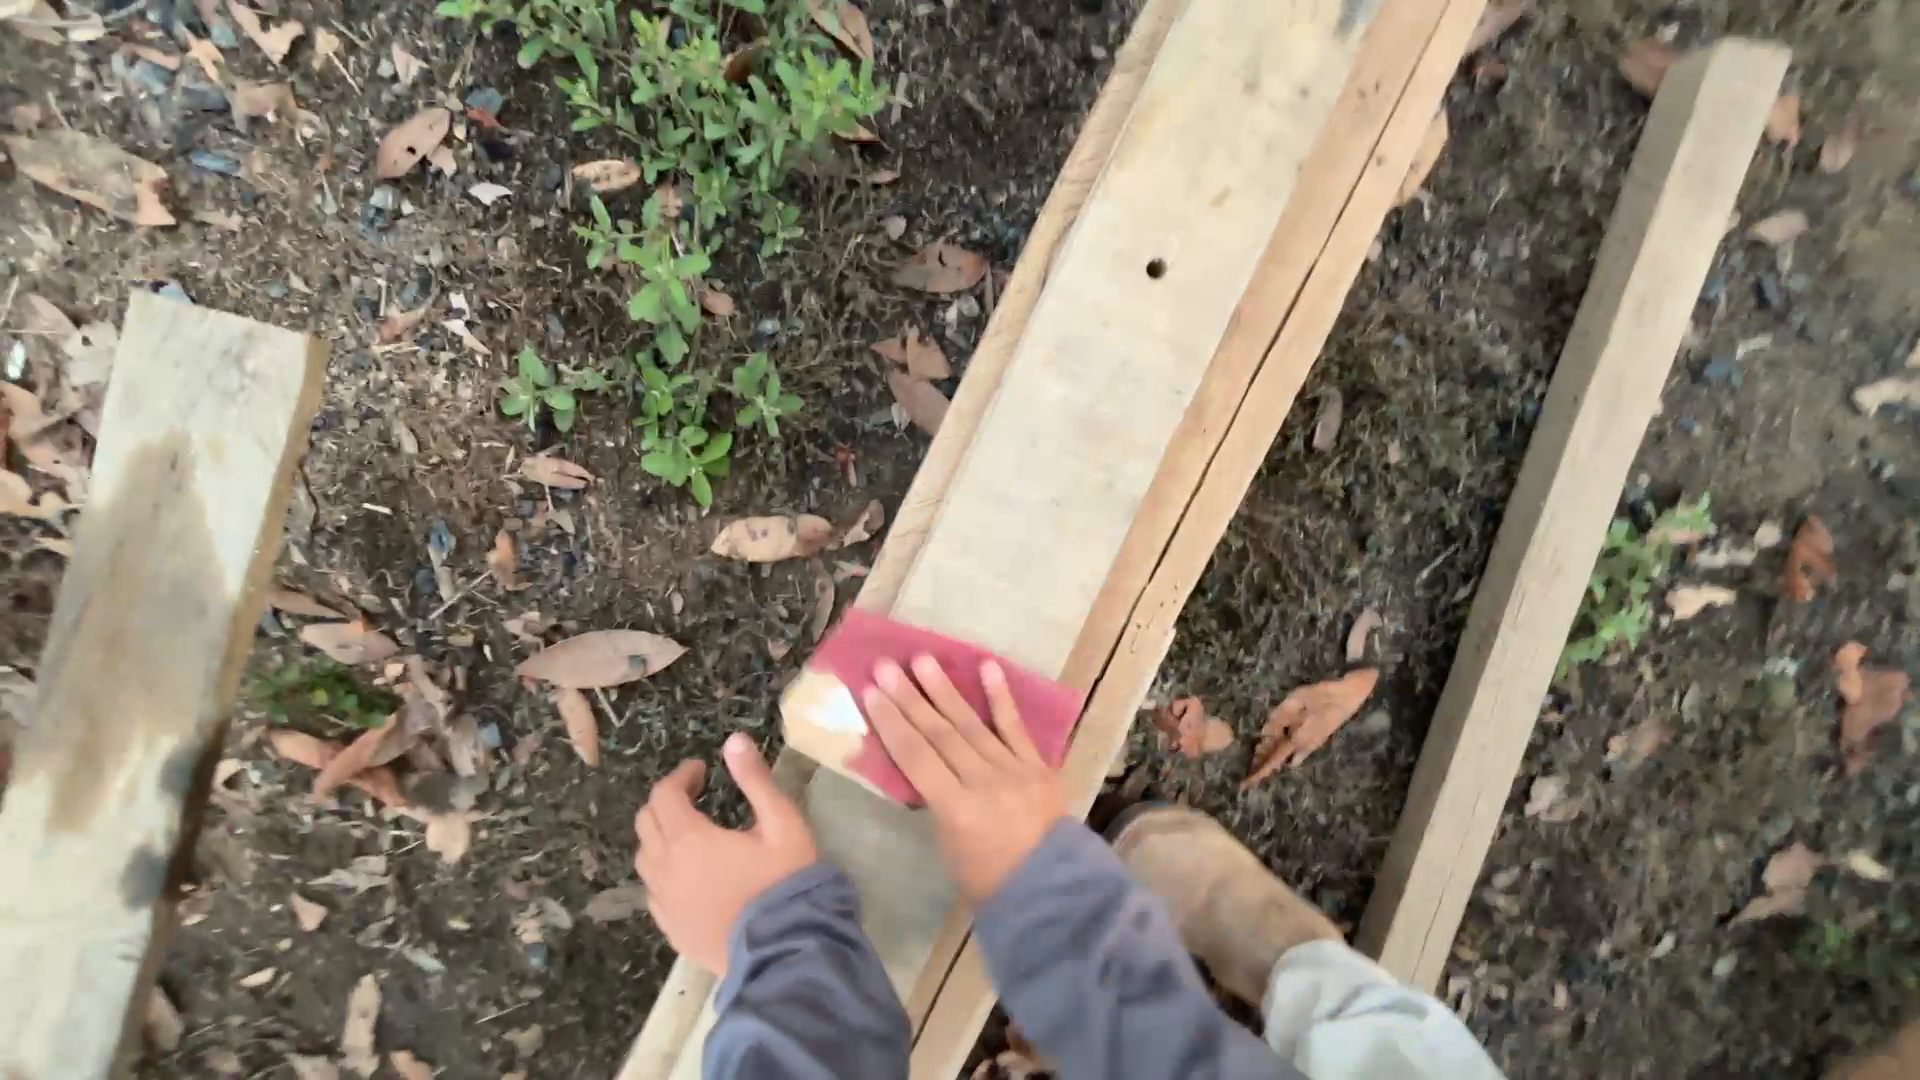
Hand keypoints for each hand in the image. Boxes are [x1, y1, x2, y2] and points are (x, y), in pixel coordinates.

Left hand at [634, 732, 818, 975]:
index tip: (703, 770)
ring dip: (662, 835)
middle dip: (668, 800)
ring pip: (646, 857)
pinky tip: (691, 873)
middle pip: (647, 822)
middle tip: (696, 793)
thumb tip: (734, 740)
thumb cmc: (784, 880)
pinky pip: (655, 890)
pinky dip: (665, 869)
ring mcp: (664, 903)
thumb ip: (755, 779)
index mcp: (689, 839)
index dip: (681, 776)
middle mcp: (666, 869)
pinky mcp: (671, 929)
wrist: (783, 951)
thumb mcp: (781, 822)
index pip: (665, 794)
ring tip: (691, 831)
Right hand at [863, 655, 1066, 904]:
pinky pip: (1015, 727)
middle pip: (940, 733)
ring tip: (923, 659)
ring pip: (972, 724)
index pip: (916, 757)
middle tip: (887, 666)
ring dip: (945, 690)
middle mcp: (983, 783)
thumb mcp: (948, 848)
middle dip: (910, 698)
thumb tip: (921, 765)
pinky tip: (987, 666)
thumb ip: (936, 802)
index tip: (871, 691)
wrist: (1054, 891)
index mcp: (957, 810)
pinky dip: (1001, 697)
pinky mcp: (1037, 764)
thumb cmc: (990, 880)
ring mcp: (1013, 769)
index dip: (891, 722)